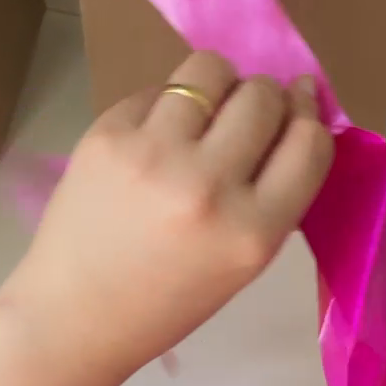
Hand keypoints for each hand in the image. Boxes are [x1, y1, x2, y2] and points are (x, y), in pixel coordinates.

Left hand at [0, 50, 334, 385]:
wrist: (75, 315)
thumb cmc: (167, 303)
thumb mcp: (241, 266)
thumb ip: (273, 200)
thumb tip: (295, 120)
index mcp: (252, 234)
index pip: (310, 145)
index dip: (309, 118)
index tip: (300, 110)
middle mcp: (209, 187)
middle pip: (264, 97)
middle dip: (267, 98)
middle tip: (248, 118)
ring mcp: (154, 155)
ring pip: (211, 70)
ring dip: (219, 85)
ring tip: (205, 112)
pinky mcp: (106, 134)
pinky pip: (158, 89)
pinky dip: (168, 105)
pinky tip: (155, 138)